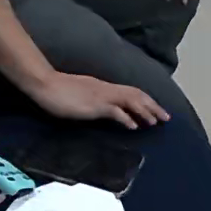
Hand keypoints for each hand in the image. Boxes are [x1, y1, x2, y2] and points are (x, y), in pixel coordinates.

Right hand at [25, 70, 168, 129]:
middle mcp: (106, 88)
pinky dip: (126, 118)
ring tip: (156, 122)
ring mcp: (100, 96)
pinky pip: (114, 111)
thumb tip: (105, 110)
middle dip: (153, 106)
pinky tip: (134, 126)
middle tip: (166, 118)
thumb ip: (93, 101)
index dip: (145, 101)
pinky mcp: (93, 105)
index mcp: (103, 86)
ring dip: (145, 111)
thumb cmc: (57, 90)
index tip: (156, 110)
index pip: (130, 91)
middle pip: (136, 95)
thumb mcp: (80, 95)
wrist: (44, 84)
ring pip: (130, 101)